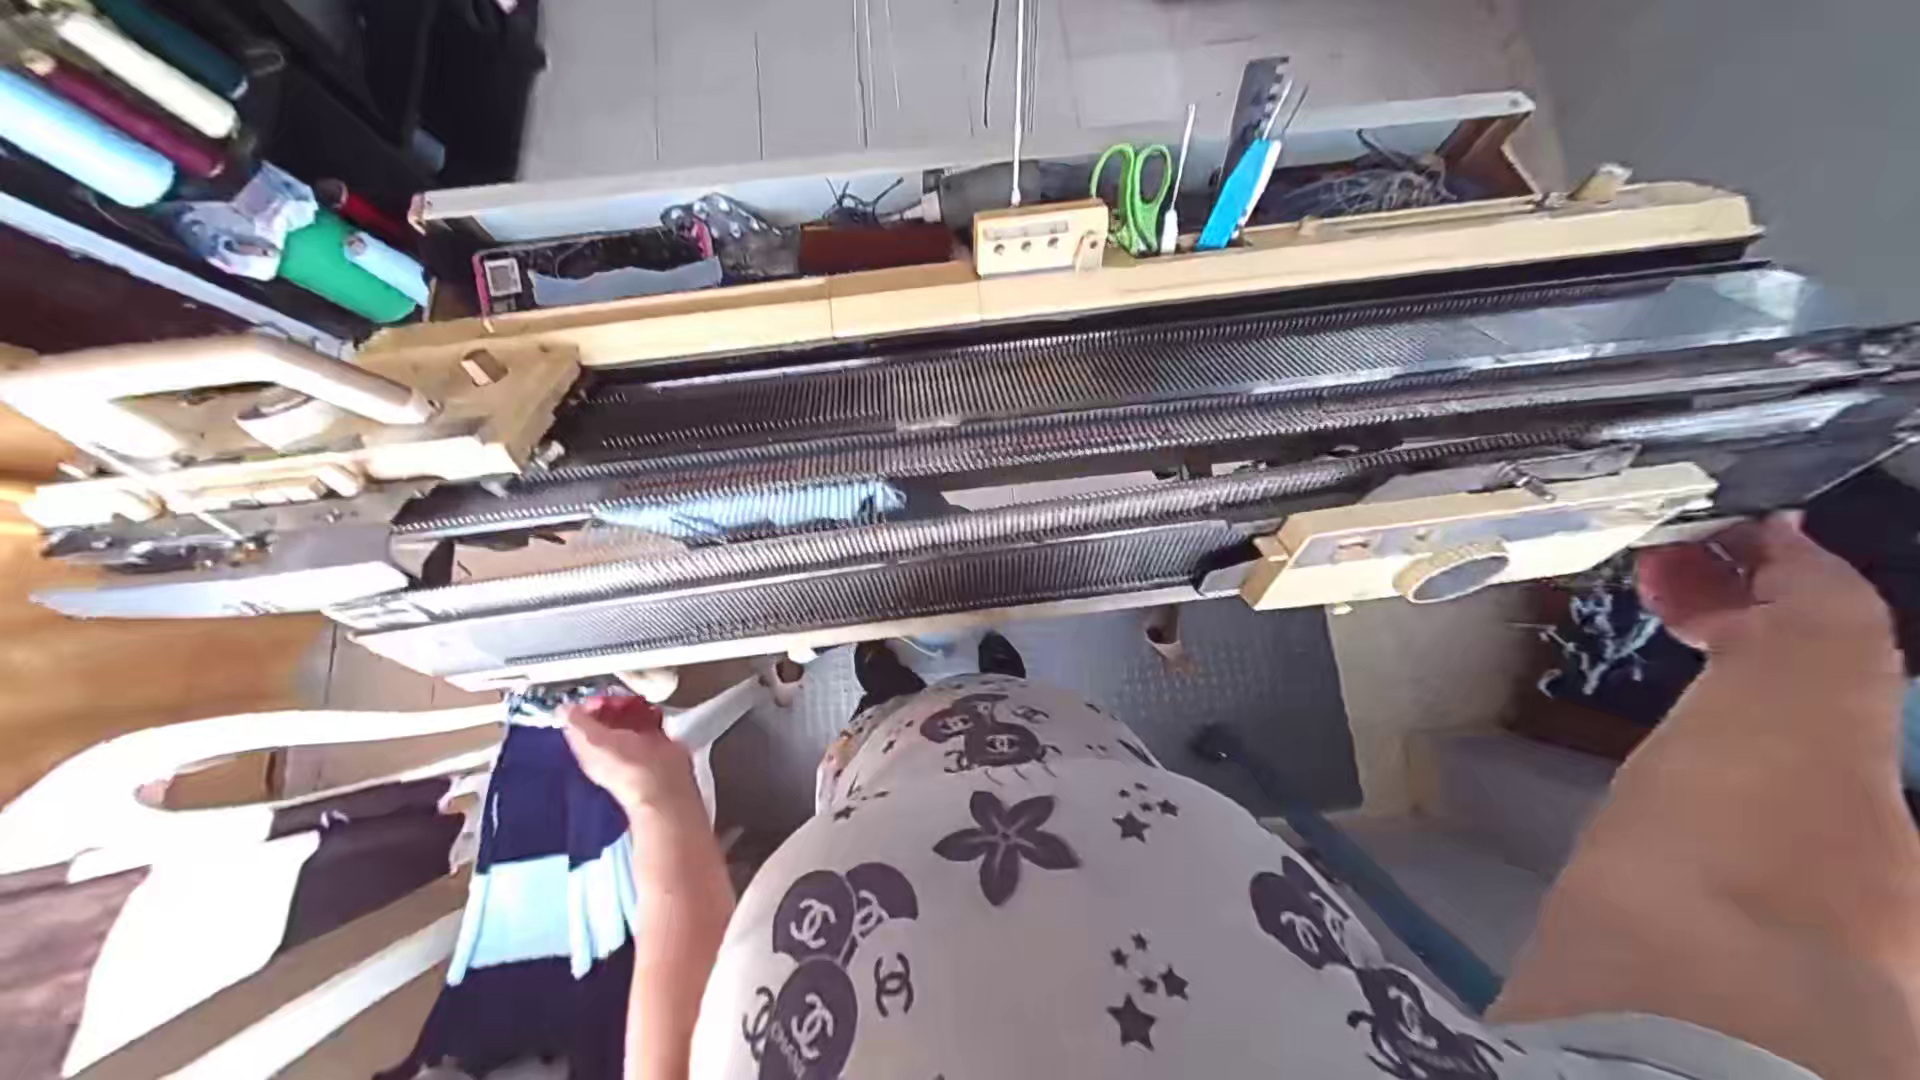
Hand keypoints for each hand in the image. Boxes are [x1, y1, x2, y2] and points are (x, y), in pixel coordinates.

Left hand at [562, 695, 702, 817]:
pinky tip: (654, 711)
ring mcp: (633, 742)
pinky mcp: (655, 739)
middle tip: (624, 701)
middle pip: (605, 716)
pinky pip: (650, 718)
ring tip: (641, 704)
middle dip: (613, 703)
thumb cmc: (627, 764)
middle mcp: (609, 744)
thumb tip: (562, 708)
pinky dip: (651, 711)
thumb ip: (578, 723)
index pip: (582, 721)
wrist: (663, 782)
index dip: (589, 706)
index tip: (602, 698)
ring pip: (628, 715)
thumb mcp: (594, 742)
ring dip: (633, 705)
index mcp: (590, 747)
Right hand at [1635, 511, 1893, 655]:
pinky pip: (1670, 603)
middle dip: (1696, 549)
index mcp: (1805, 582)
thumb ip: (1784, 538)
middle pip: (1720, 568)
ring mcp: (1726, 617)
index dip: (1738, 534)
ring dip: (1672, 565)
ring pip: (1691, 584)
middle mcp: (1763, 600)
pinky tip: (1647, 570)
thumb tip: (1774, 515)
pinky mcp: (1693, 629)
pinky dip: (1657, 587)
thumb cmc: (1814, 600)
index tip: (1714, 518)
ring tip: (1654, 547)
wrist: (1787, 648)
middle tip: (1676, 530)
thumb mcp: (1809, 557)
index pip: (1763, 553)